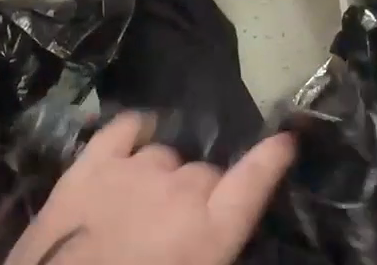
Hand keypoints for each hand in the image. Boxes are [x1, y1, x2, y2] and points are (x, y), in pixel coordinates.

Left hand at [6, 112, 297, 264]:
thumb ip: (210, 247)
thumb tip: (214, 235)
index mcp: (208, 234)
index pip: (252, 183)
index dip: (271, 159)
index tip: (287, 139)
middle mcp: (179, 191)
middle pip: (205, 174)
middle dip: (200, 195)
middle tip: (180, 229)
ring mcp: (133, 171)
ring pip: (166, 154)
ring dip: (163, 175)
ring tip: (146, 204)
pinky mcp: (89, 165)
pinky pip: (123, 129)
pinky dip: (134, 132)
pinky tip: (136, 140)